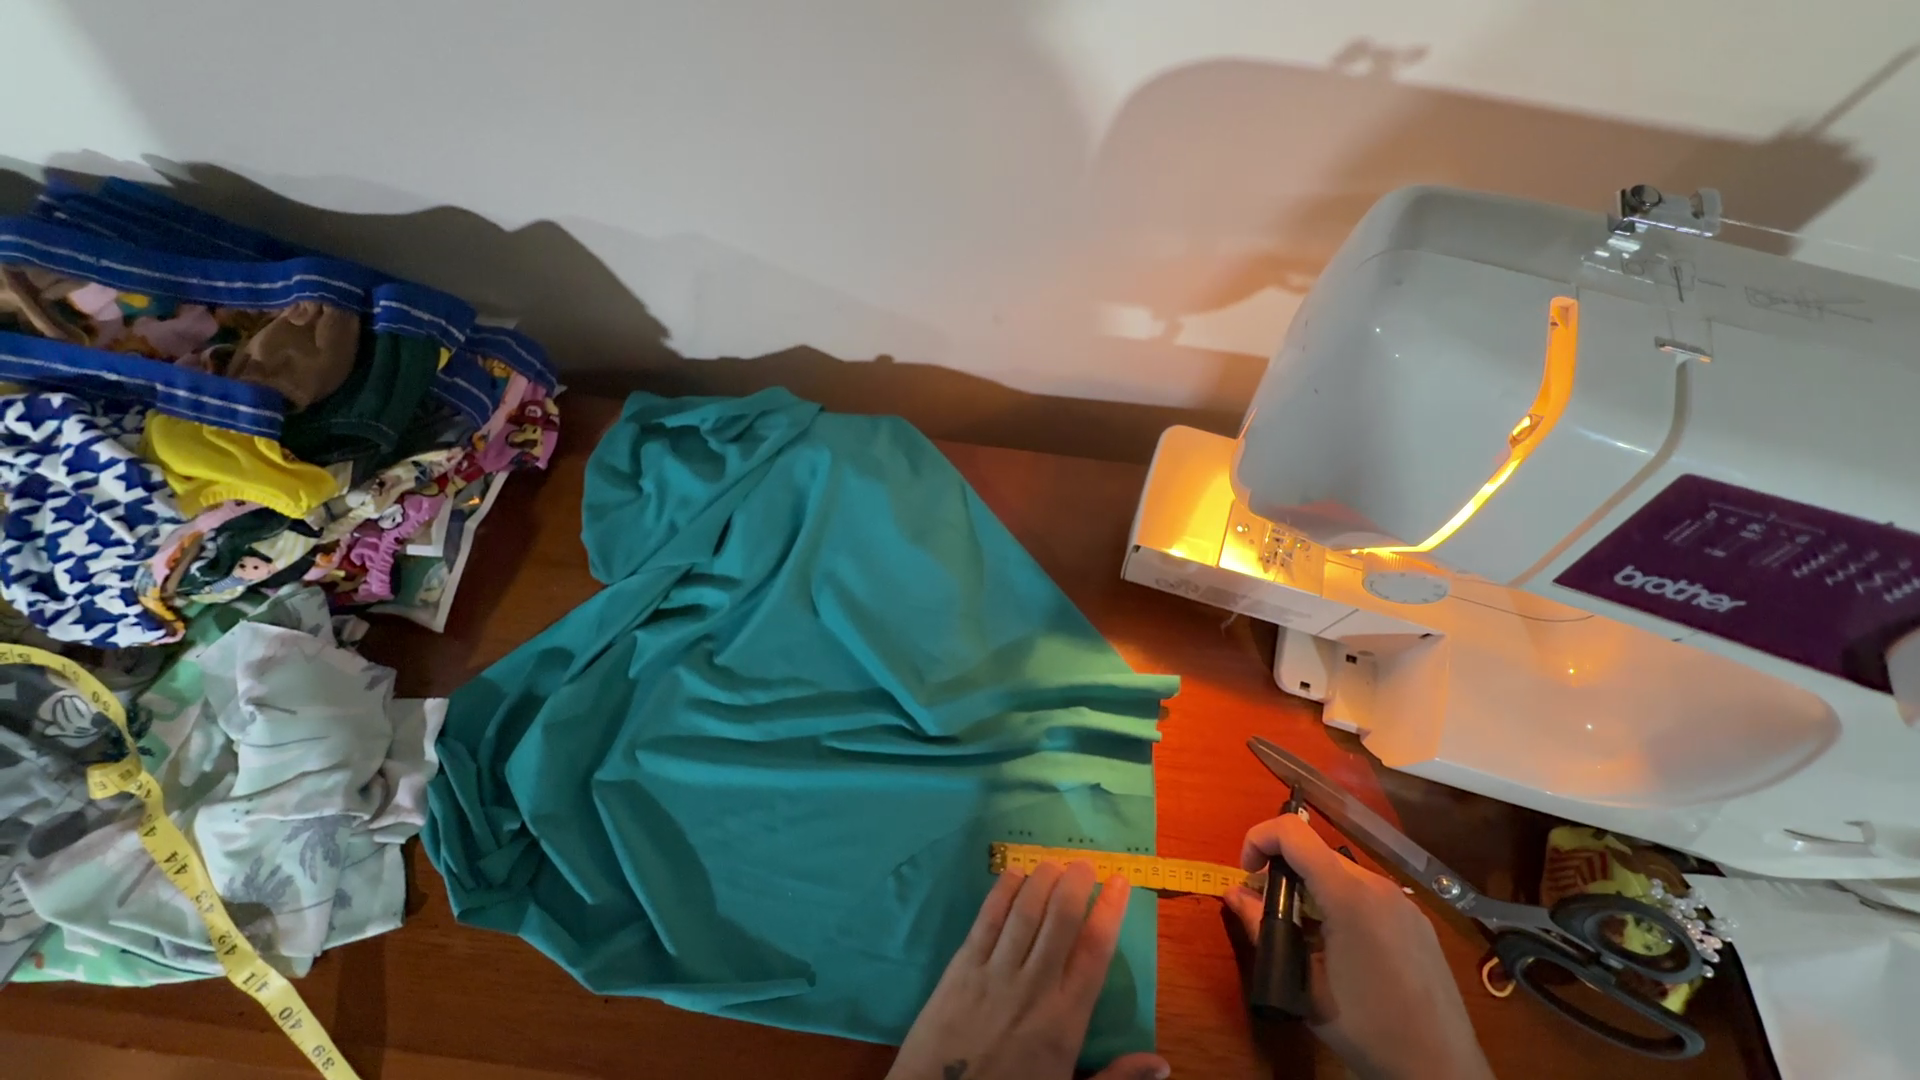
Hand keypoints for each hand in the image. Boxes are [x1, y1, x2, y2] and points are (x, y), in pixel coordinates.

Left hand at [887, 861, 1169, 1079]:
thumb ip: (1117, 1077)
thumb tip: (1164, 1063)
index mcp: (1066, 1017)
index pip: (1096, 949)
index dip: (1110, 909)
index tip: (1120, 881)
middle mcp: (1034, 986)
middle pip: (1061, 919)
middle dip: (1075, 883)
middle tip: (1084, 863)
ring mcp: (995, 973)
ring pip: (1025, 912)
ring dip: (1042, 880)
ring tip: (1053, 862)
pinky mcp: (962, 968)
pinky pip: (986, 921)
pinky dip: (1002, 893)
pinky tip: (1013, 874)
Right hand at [1224, 815, 1493, 1079]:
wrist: (1443, 1071)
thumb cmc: (1367, 1029)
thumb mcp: (1303, 983)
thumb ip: (1263, 929)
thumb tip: (1234, 894)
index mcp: (1349, 896)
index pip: (1293, 833)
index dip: (1259, 839)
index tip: (1248, 874)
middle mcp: (1379, 887)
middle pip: (1316, 852)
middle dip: (1283, 869)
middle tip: (1269, 909)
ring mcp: (1403, 902)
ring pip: (1341, 872)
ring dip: (1311, 886)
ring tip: (1305, 932)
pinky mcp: (1417, 921)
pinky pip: (1367, 892)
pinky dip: (1340, 900)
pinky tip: (1342, 945)